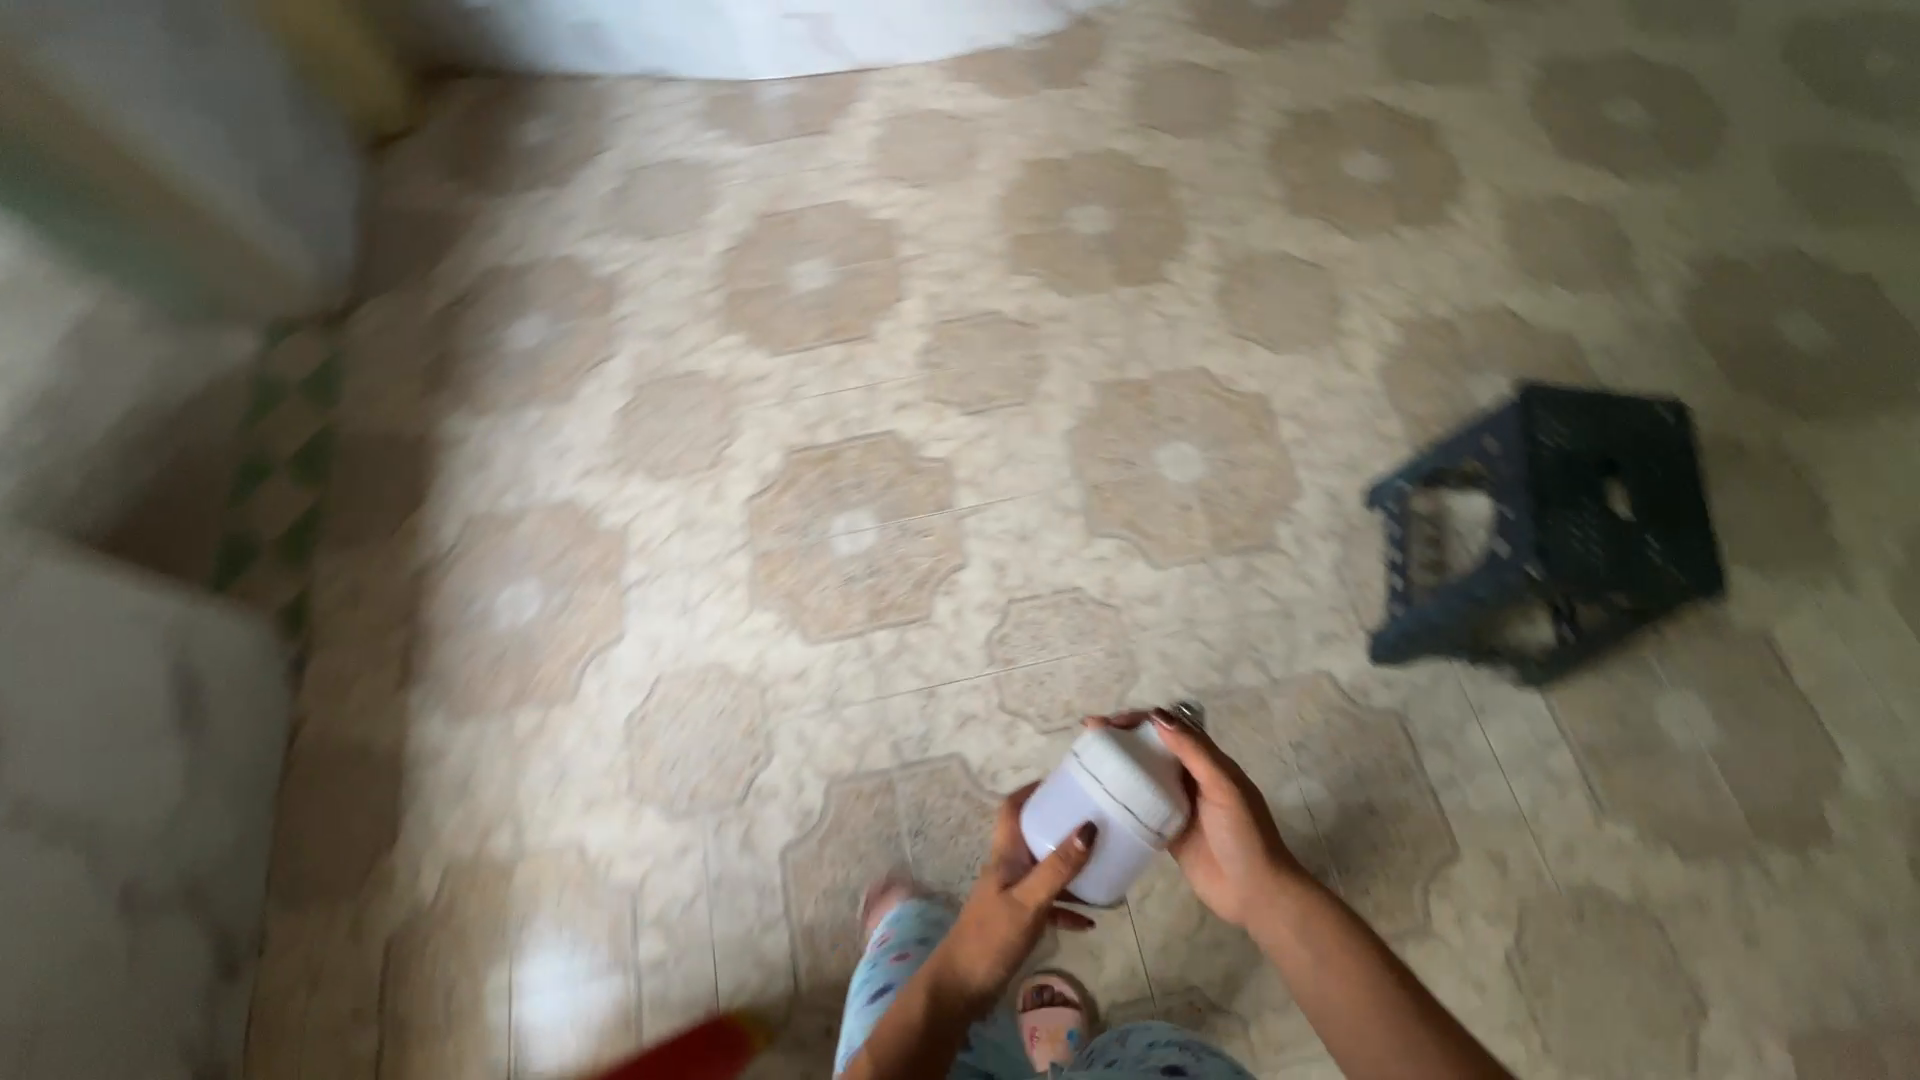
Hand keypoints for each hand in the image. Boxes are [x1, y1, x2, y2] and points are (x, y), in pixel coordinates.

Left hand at [926, 783, 1096, 1011]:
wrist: (960, 989)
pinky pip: (1049, 905)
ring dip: (1070, 868)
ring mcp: (1012, 895)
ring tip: (1103, 866)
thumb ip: (1058, 868)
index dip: (1032, 790)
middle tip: (1094, 820)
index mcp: (1006, 855)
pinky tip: (1091, 921)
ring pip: (1045, 871)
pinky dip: (1068, 908)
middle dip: (1061, 825)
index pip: (1012, 808)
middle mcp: (1008, 869)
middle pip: (1033, 835)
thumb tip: (1089, 827)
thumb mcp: (1028, 901)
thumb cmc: (990, 938)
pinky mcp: (1018, 921)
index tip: (1062, 781)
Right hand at [1093, 709, 1307, 929]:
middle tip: (1089, 734)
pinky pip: (1140, 807)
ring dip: (1119, 764)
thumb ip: (1194, 752)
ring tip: (1086, 759)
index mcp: (1207, 762)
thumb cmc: (1244, 835)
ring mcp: (1177, 805)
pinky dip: (1121, 797)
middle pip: (1152, 748)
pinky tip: (1098, 795)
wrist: (1255, 893)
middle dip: (1122, 737)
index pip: (1169, 728)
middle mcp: (1190, 778)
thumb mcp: (1224, 787)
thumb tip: (1156, 716)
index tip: (1110, 722)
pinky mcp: (1166, 831)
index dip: (1140, 720)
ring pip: (1143, 775)